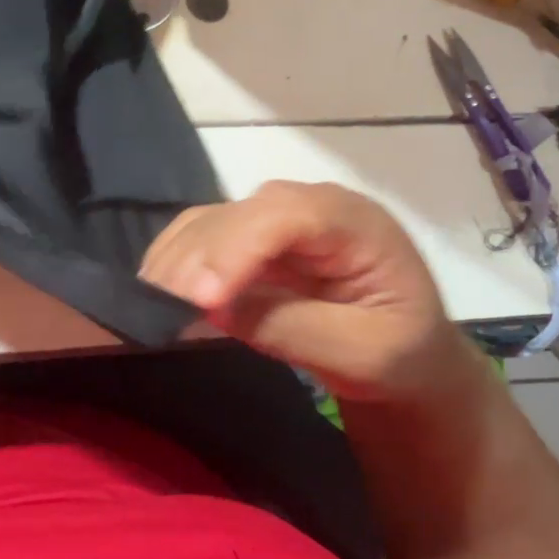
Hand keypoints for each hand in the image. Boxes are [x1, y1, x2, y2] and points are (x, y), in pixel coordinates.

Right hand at [141, 182, 469, 401]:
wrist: (406, 352)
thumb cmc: (397, 354)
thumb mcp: (363, 354)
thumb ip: (294, 329)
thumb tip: (214, 309)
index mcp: (356, 224)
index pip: (288, 217)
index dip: (237, 249)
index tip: (202, 298)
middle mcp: (308, 204)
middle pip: (238, 215)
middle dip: (197, 260)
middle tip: (162, 309)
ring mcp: (272, 216)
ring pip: (208, 222)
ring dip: (175, 262)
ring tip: (153, 307)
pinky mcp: (244, 235)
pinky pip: (197, 236)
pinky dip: (171, 262)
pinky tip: (156, 293)